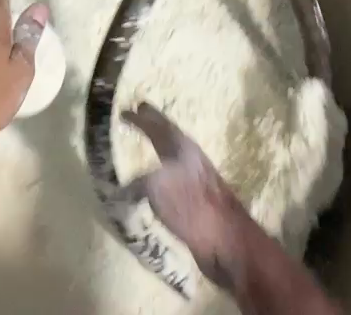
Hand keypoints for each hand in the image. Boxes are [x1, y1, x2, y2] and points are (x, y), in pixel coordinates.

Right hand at [120, 104, 251, 287]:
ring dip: (159, 144)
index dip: (140, 118)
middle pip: (168, 134)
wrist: (227, 240)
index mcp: (182, 147)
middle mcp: (190, 157)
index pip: (157, 125)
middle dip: (152, 123)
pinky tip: (156, 179)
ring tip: (147, 140)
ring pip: (172, 153)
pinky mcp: (199, 198)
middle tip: (138, 112)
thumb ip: (138, 184)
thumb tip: (122, 190)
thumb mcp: (157, 188)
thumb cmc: (191, 206)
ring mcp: (197, 176)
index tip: (124, 110)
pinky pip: (173, 175)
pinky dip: (161, 170)